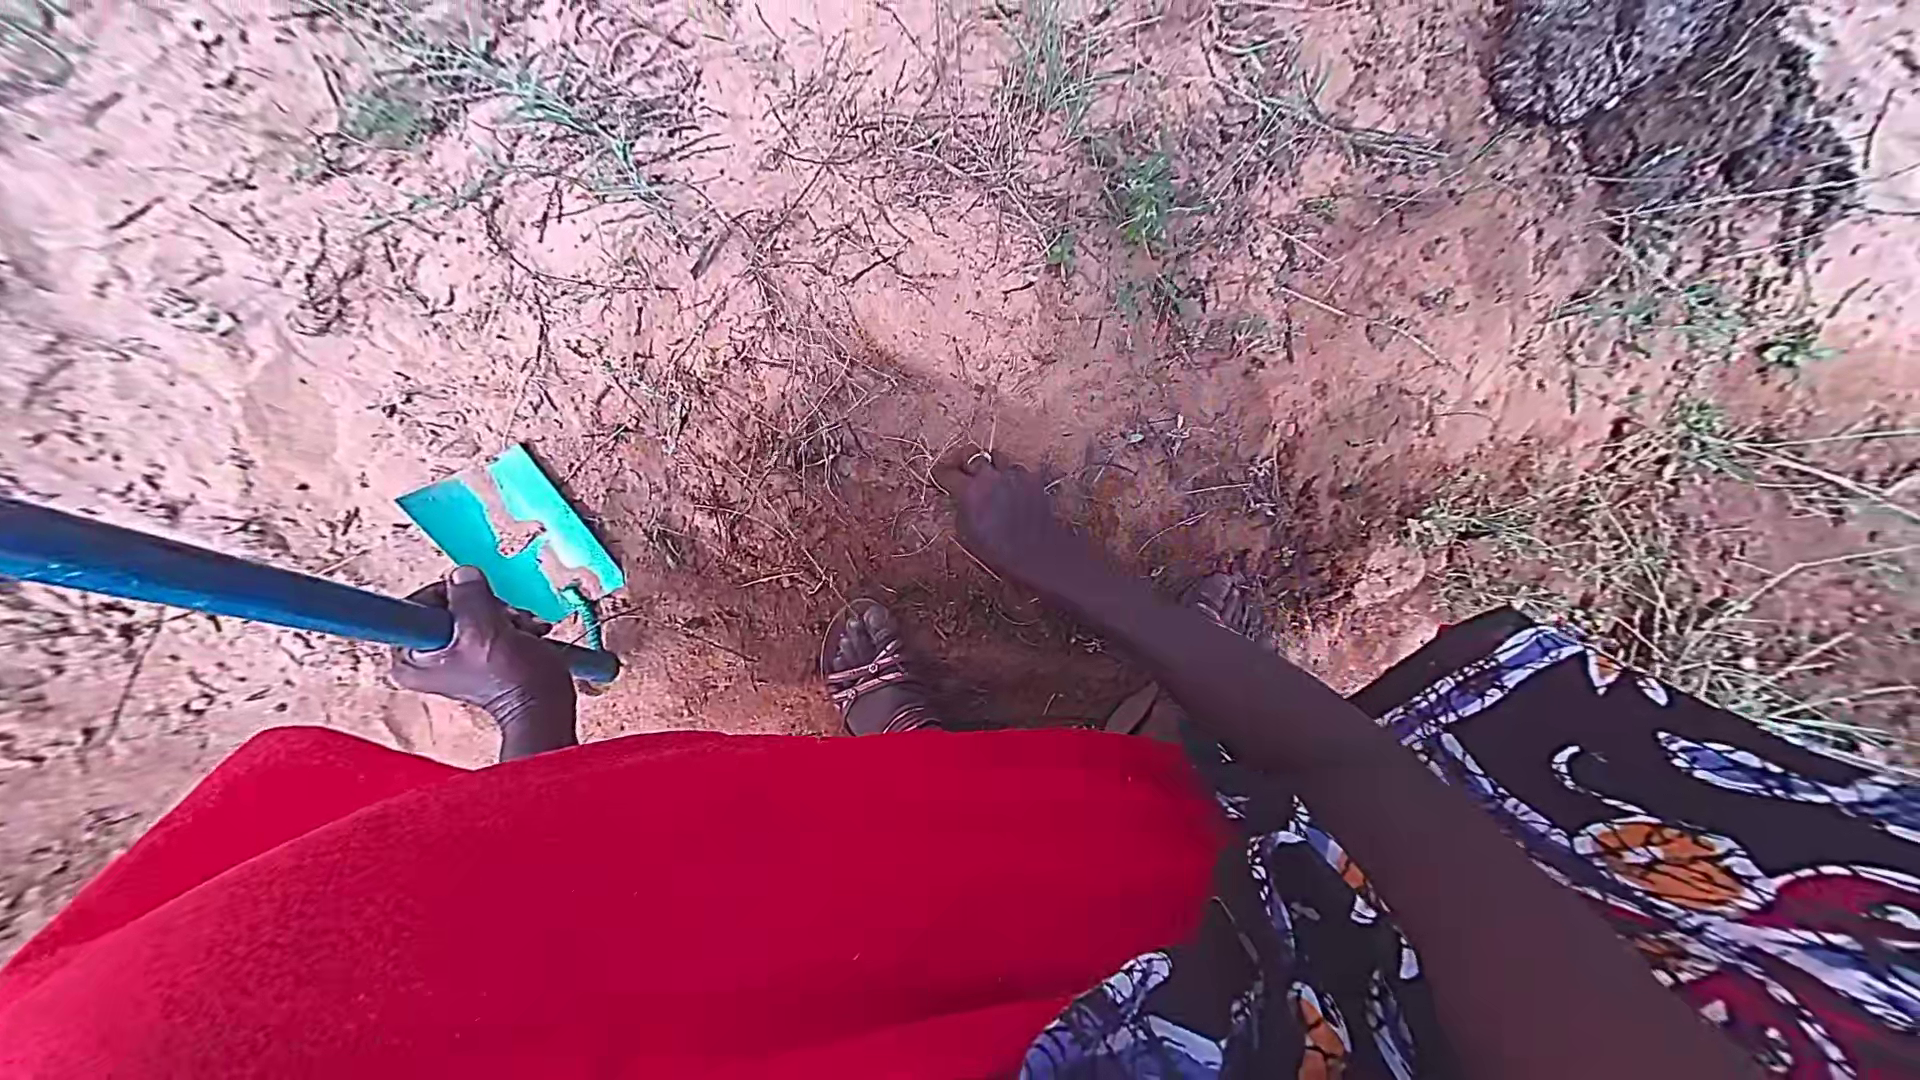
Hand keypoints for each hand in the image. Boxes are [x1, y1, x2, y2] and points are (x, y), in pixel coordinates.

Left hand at [390, 566, 575, 730]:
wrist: (546, 701)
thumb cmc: (515, 679)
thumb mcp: (488, 630)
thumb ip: (471, 598)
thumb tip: (462, 573)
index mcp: (410, 657)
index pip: (416, 604)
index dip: (450, 596)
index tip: (476, 601)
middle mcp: (425, 656)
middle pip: (451, 606)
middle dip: (488, 606)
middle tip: (506, 618)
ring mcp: (453, 655)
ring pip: (476, 612)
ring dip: (506, 614)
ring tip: (522, 628)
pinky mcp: (478, 653)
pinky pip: (490, 622)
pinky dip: (512, 622)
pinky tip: (527, 631)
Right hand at [933, 447, 1094, 596]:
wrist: (1035, 552)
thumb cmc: (996, 550)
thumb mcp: (966, 532)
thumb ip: (960, 508)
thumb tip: (959, 498)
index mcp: (969, 491)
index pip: (947, 472)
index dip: (940, 474)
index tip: (938, 476)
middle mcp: (990, 477)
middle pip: (971, 454)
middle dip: (963, 460)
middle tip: (961, 469)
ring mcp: (1013, 475)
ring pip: (996, 457)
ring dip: (989, 464)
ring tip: (988, 476)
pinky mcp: (1032, 478)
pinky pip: (1017, 469)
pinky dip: (1010, 475)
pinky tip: (1010, 488)